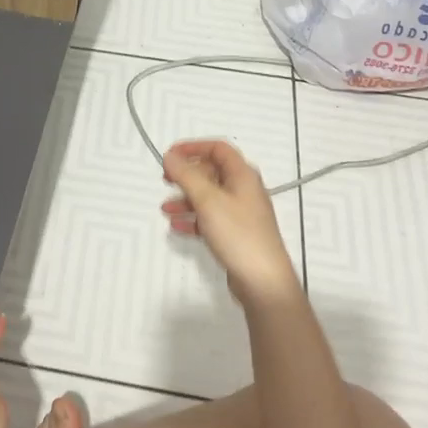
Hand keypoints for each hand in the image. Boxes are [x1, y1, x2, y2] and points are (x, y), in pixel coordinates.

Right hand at [161, 140, 299, 303]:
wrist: (262, 280)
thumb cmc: (237, 233)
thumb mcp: (208, 200)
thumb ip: (187, 175)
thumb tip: (169, 155)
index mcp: (243, 176)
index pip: (218, 149)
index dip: (193, 148)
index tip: (169, 155)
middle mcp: (244, 190)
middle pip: (213, 172)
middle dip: (187, 175)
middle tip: (165, 180)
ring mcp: (241, 213)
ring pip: (209, 197)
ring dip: (187, 199)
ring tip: (166, 208)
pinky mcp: (236, 233)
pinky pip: (211, 218)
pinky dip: (194, 219)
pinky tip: (177, 227)